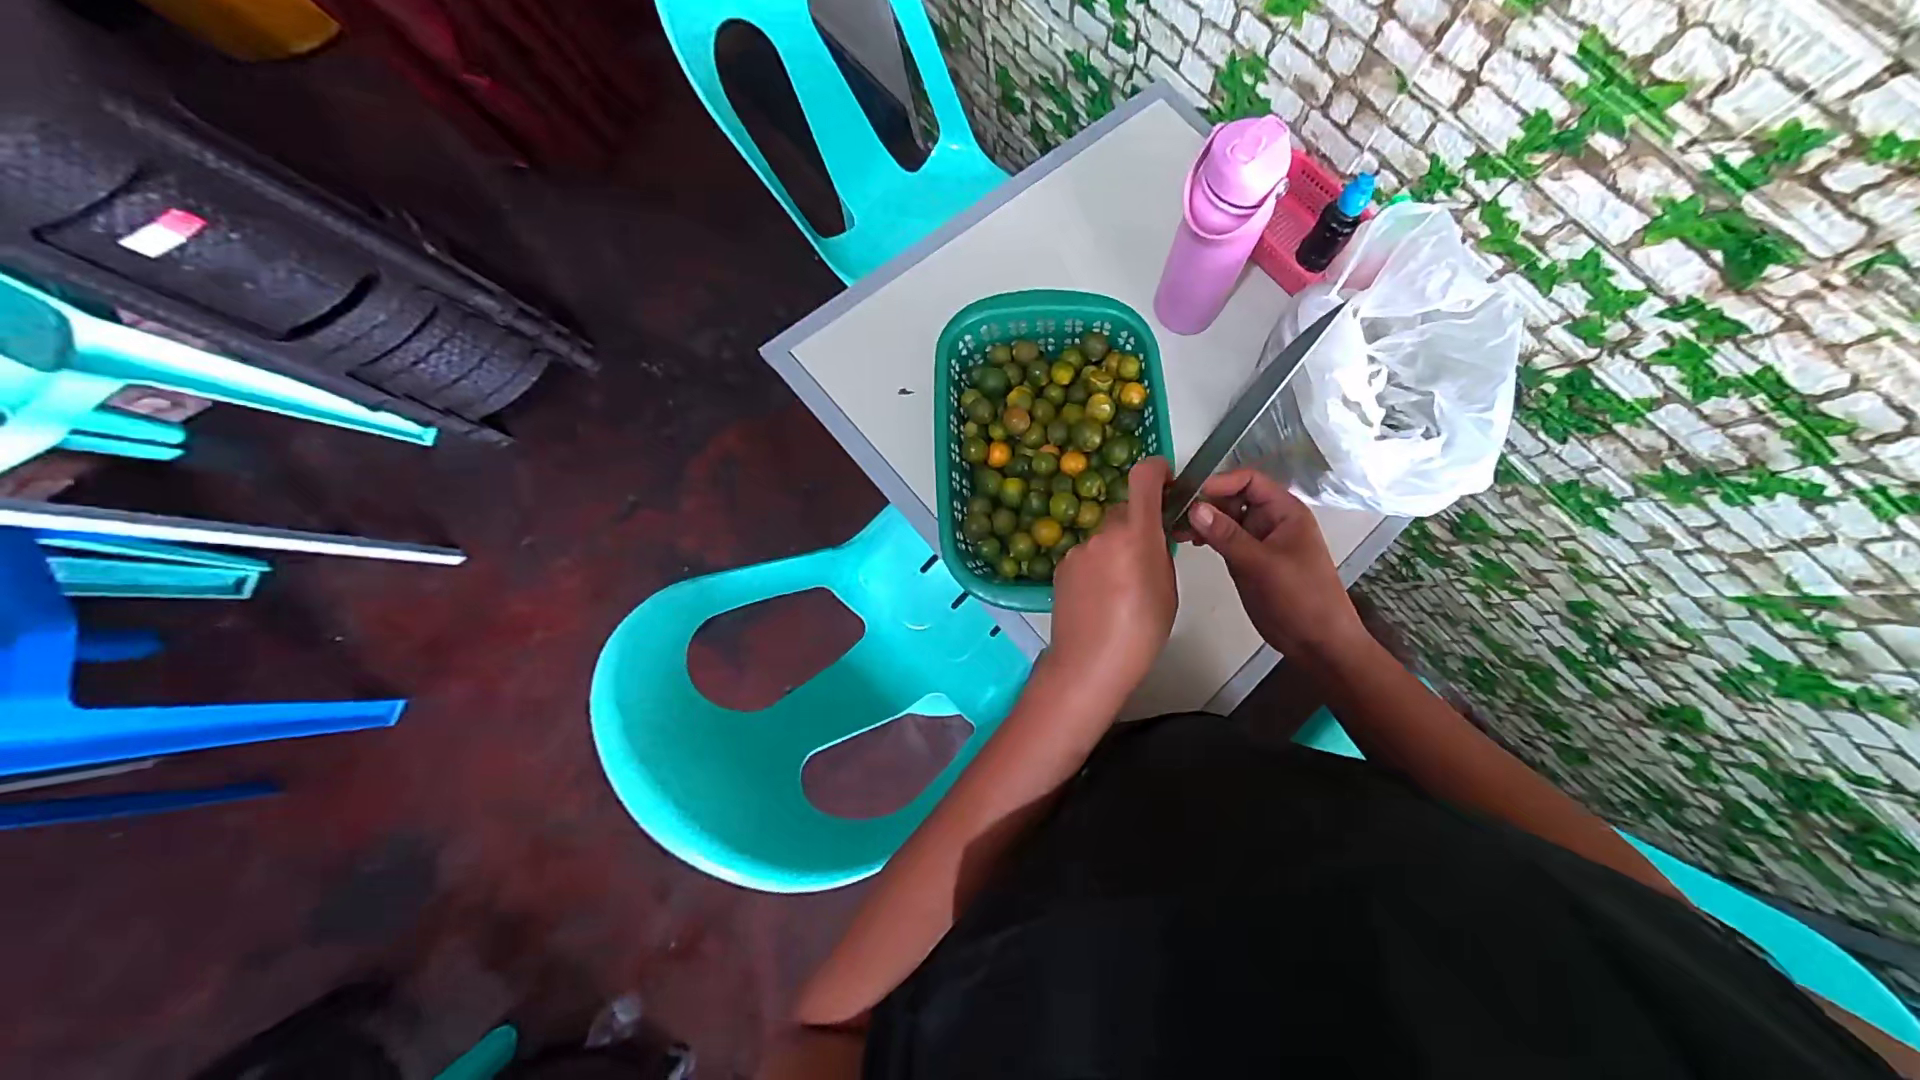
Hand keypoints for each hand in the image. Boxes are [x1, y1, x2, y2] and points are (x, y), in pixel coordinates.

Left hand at [1046, 457, 1177, 697]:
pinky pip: (1086, 556)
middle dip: (1138, 524)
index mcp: (1135, 533)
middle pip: (1123, 512)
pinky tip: (1101, 597)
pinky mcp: (1061, 567)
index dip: (1156, 470)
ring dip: (1116, 549)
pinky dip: (1097, 566)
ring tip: (1124, 588)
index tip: (1165, 478)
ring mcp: (1077, 550)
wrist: (1089, 662)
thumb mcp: (1167, 588)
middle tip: (1149, 555)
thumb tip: (1152, 538)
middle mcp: (1102, 534)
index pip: (1142, 478)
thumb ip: (1159, 552)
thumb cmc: (1140, 631)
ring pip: (1104, 537)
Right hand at [1179, 469, 1367, 661]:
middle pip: (1232, 496)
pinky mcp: (1246, 559)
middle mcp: (1270, 519)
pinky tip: (1187, 541)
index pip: (1248, 480)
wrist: (1317, 642)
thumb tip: (1194, 507)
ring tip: (1175, 529)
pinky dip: (1205, 536)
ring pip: (1224, 517)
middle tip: (1173, 513)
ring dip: (1201, 519)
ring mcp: (1257, 540)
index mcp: (1284, 511)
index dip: (1219, 482)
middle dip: (1204, 501)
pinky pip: (1222, 538)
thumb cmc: (1300, 598)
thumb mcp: (1261, 564)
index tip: (1189, 495)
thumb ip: (1227, 535)